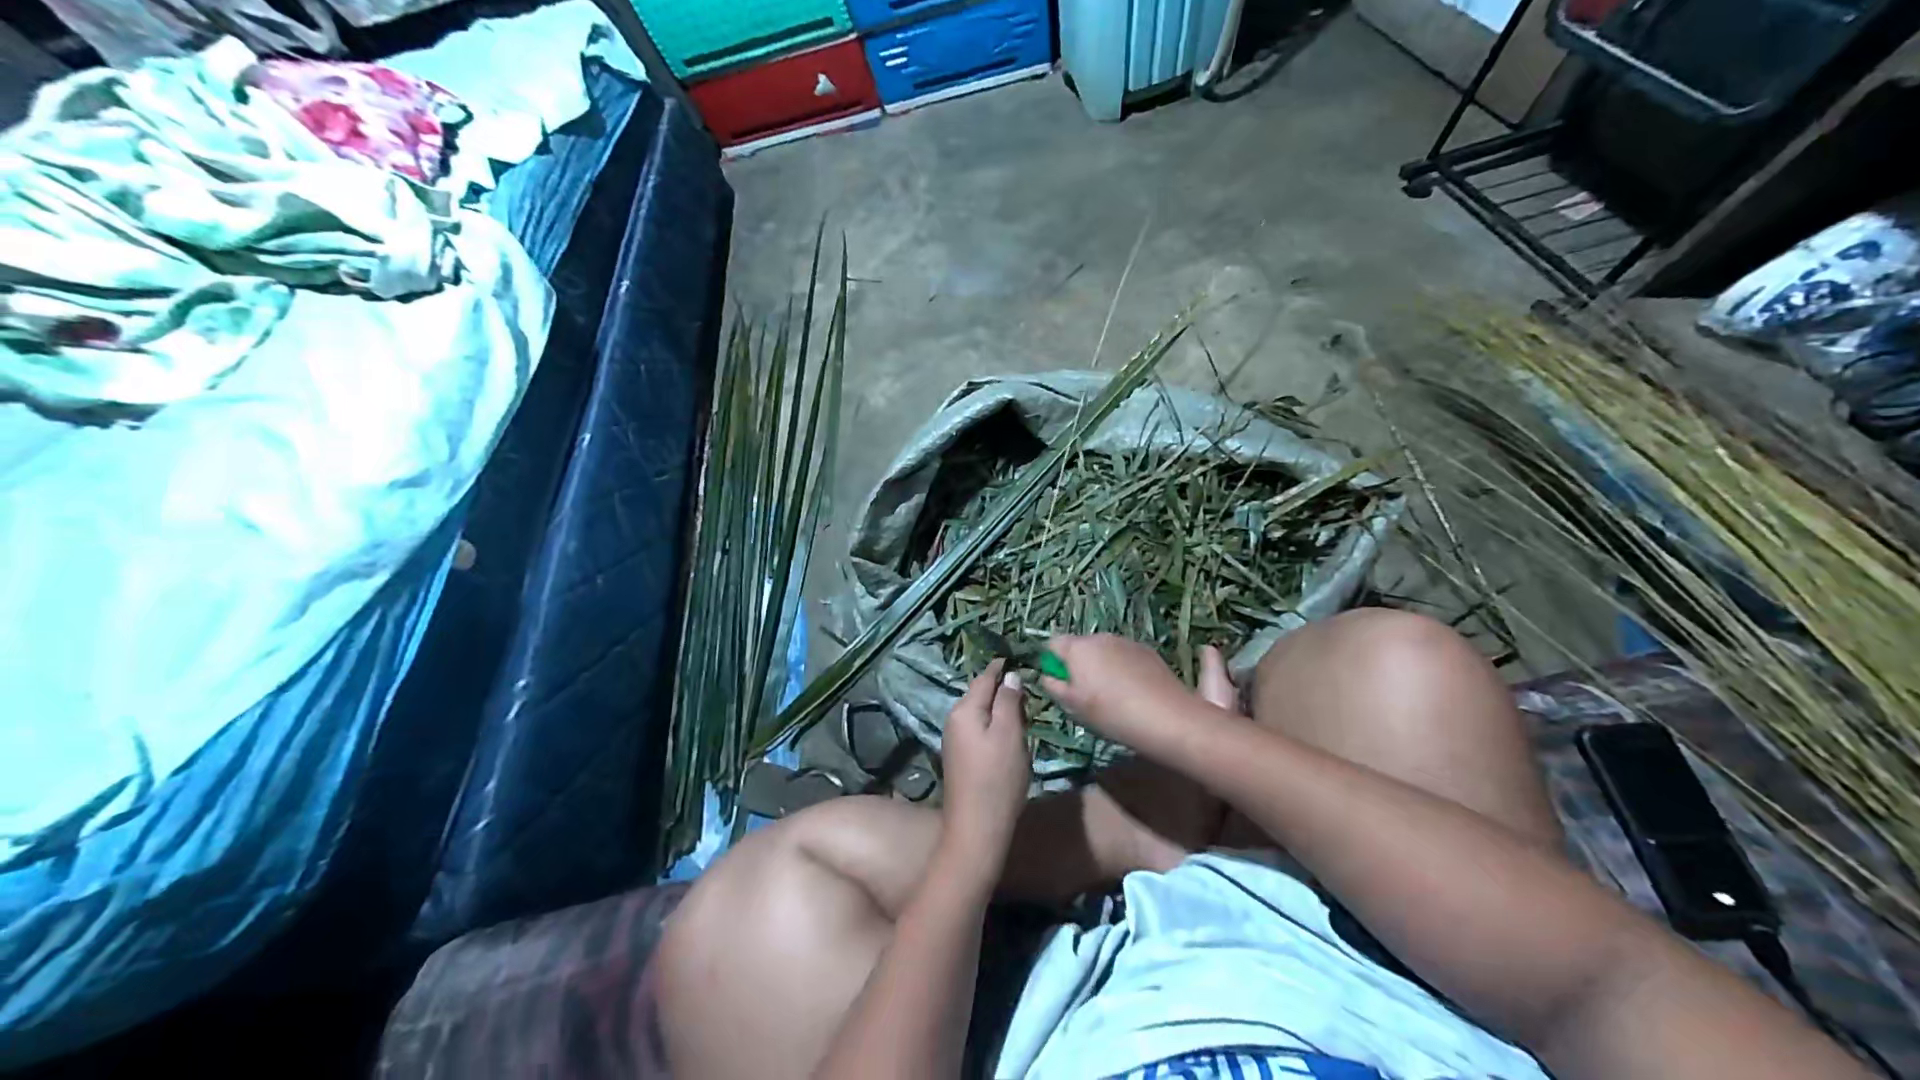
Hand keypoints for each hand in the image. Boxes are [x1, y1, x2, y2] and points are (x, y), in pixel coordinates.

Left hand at [938, 659, 1032, 877]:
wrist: (977, 828)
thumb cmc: (997, 777)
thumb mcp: (1010, 733)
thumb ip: (1008, 701)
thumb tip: (1009, 675)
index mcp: (964, 710)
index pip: (984, 678)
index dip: (1002, 667)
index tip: (1020, 657)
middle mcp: (954, 720)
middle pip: (981, 695)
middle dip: (1003, 689)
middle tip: (1030, 690)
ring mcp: (954, 741)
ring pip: (981, 714)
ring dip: (1000, 710)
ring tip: (1025, 712)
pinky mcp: (960, 758)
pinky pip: (979, 731)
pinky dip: (995, 727)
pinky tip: (1011, 737)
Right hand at [1039, 635, 1231, 744]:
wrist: (1166, 717)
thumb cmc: (1110, 713)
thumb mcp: (1073, 706)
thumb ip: (1054, 686)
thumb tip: (1047, 676)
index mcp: (1077, 648)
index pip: (1053, 643)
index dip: (1052, 660)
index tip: (1060, 681)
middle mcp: (1100, 637)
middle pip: (1080, 645)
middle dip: (1079, 663)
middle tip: (1085, 692)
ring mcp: (1126, 642)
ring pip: (1104, 649)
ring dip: (1101, 665)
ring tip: (1111, 694)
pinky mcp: (1147, 650)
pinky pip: (1124, 655)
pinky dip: (1122, 667)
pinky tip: (1131, 691)